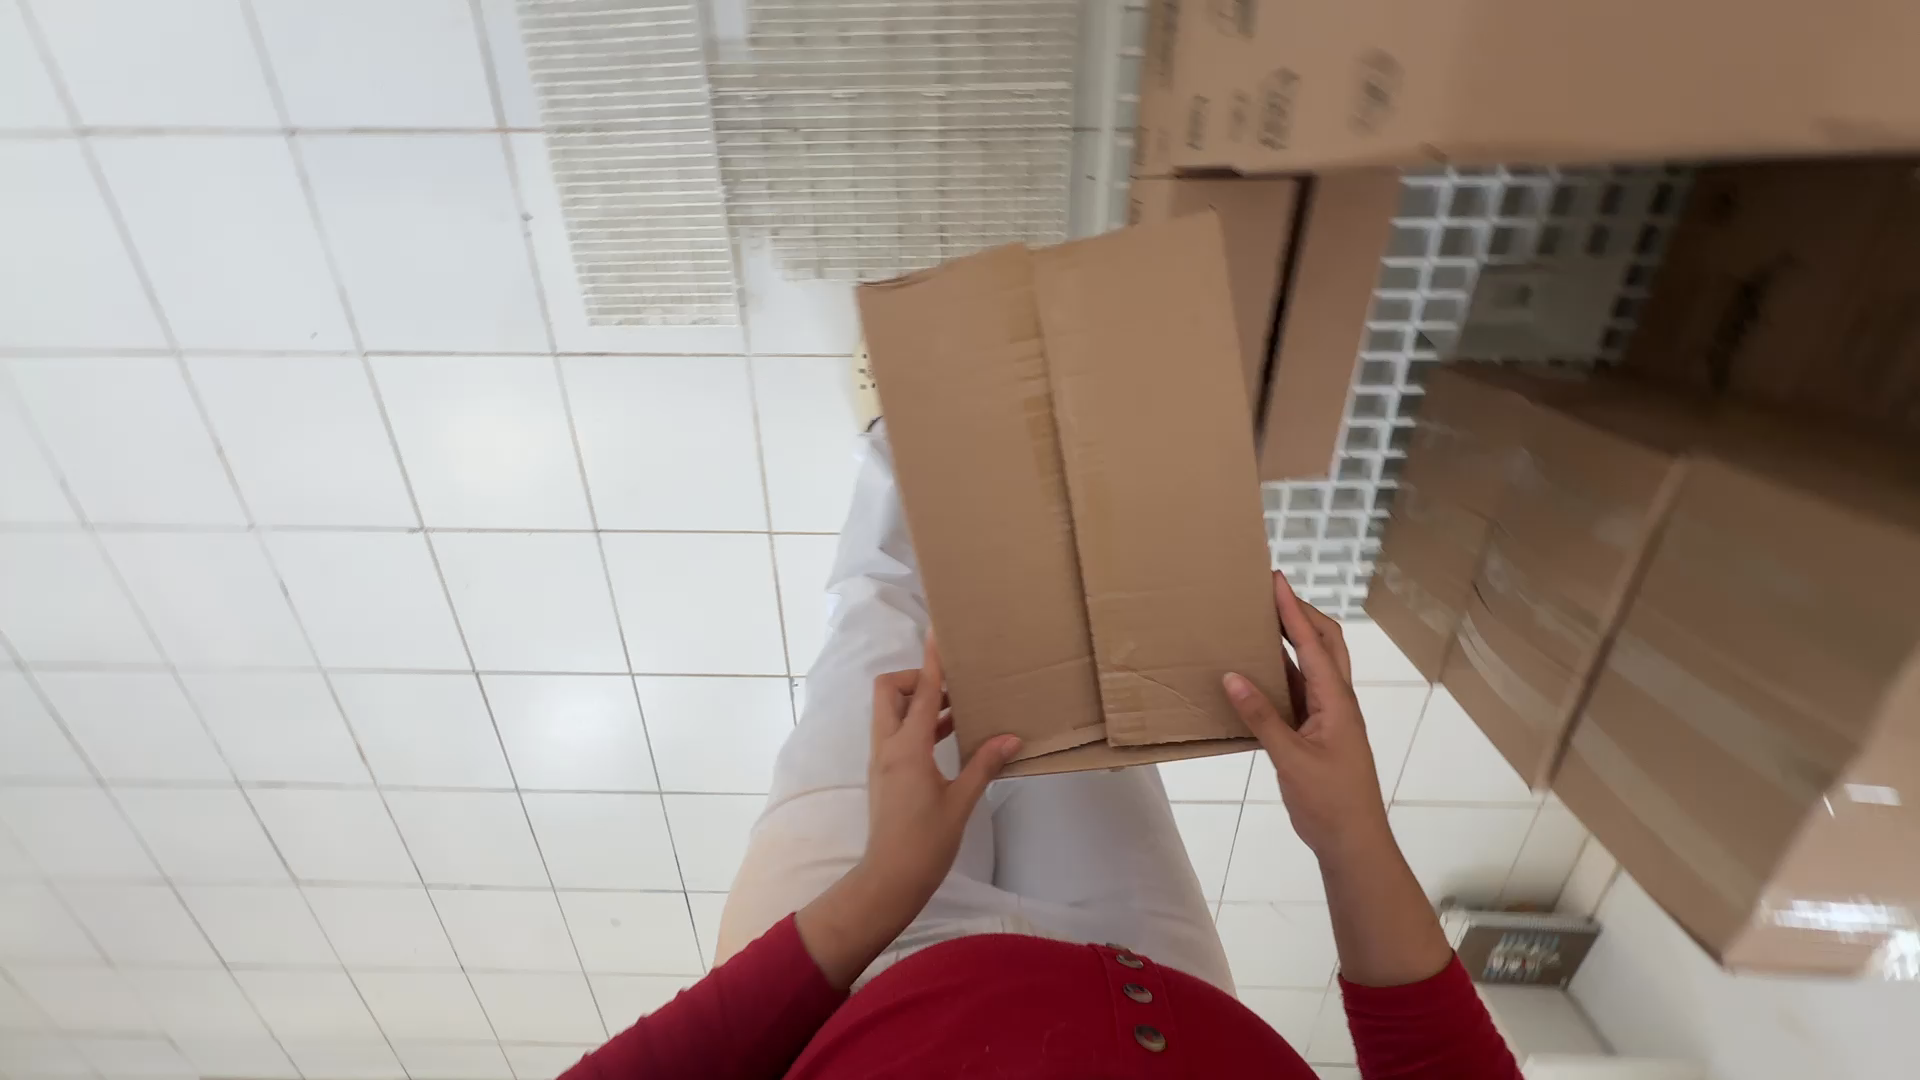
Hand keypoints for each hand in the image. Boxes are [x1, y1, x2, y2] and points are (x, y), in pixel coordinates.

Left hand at [861, 638, 1020, 910]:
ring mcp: (882, 759)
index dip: (932, 662)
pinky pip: (896, 732)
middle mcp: (888, 745)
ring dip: (919, 701)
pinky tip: (949, 735)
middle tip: (950, 687)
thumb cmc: (926, 842)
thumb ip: (984, 765)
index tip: (937, 634)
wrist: (889, 880)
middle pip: (890, 690)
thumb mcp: (960, 802)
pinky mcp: (885, 772)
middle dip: (916, 678)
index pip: (923, 693)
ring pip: (891, 711)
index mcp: (907, 748)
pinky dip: (918, 723)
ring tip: (959, 706)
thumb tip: (1011, 738)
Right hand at [1222, 571, 1390, 858]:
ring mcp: (1328, 715)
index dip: (1294, 610)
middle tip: (1272, 591)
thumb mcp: (1291, 759)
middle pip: (1325, 643)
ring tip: (1263, 618)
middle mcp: (1336, 700)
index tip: (1275, 581)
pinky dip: (1282, 668)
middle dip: (1301, 612)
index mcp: (1336, 701)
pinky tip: (1258, 668)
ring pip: (1313, 663)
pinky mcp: (1316, 730)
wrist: (1353, 842)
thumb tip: (1231, 676)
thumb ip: (1262, 717)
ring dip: (1294, 637)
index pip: (1312, 644)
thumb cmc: (1328, 801)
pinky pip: (1299, 687)